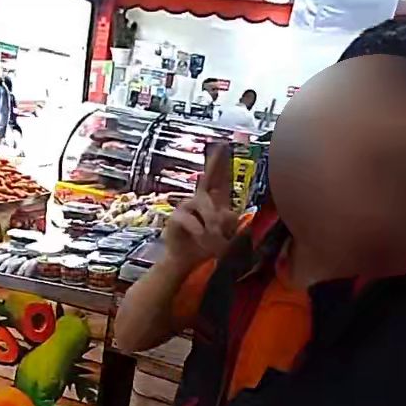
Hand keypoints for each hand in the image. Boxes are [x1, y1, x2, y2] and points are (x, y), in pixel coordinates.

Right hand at [161, 140, 239, 267]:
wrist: (186, 260)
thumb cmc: (205, 246)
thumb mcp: (223, 236)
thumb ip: (229, 223)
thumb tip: (228, 214)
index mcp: (213, 202)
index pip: (219, 180)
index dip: (221, 163)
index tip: (223, 145)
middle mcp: (200, 200)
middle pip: (208, 179)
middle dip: (215, 163)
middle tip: (221, 148)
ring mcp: (187, 207)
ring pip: (205, 205)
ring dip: (213, 223)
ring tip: (216, 238)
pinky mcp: (176, 218)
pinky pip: (192, 220)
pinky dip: (200, 232)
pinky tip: (200, 238)